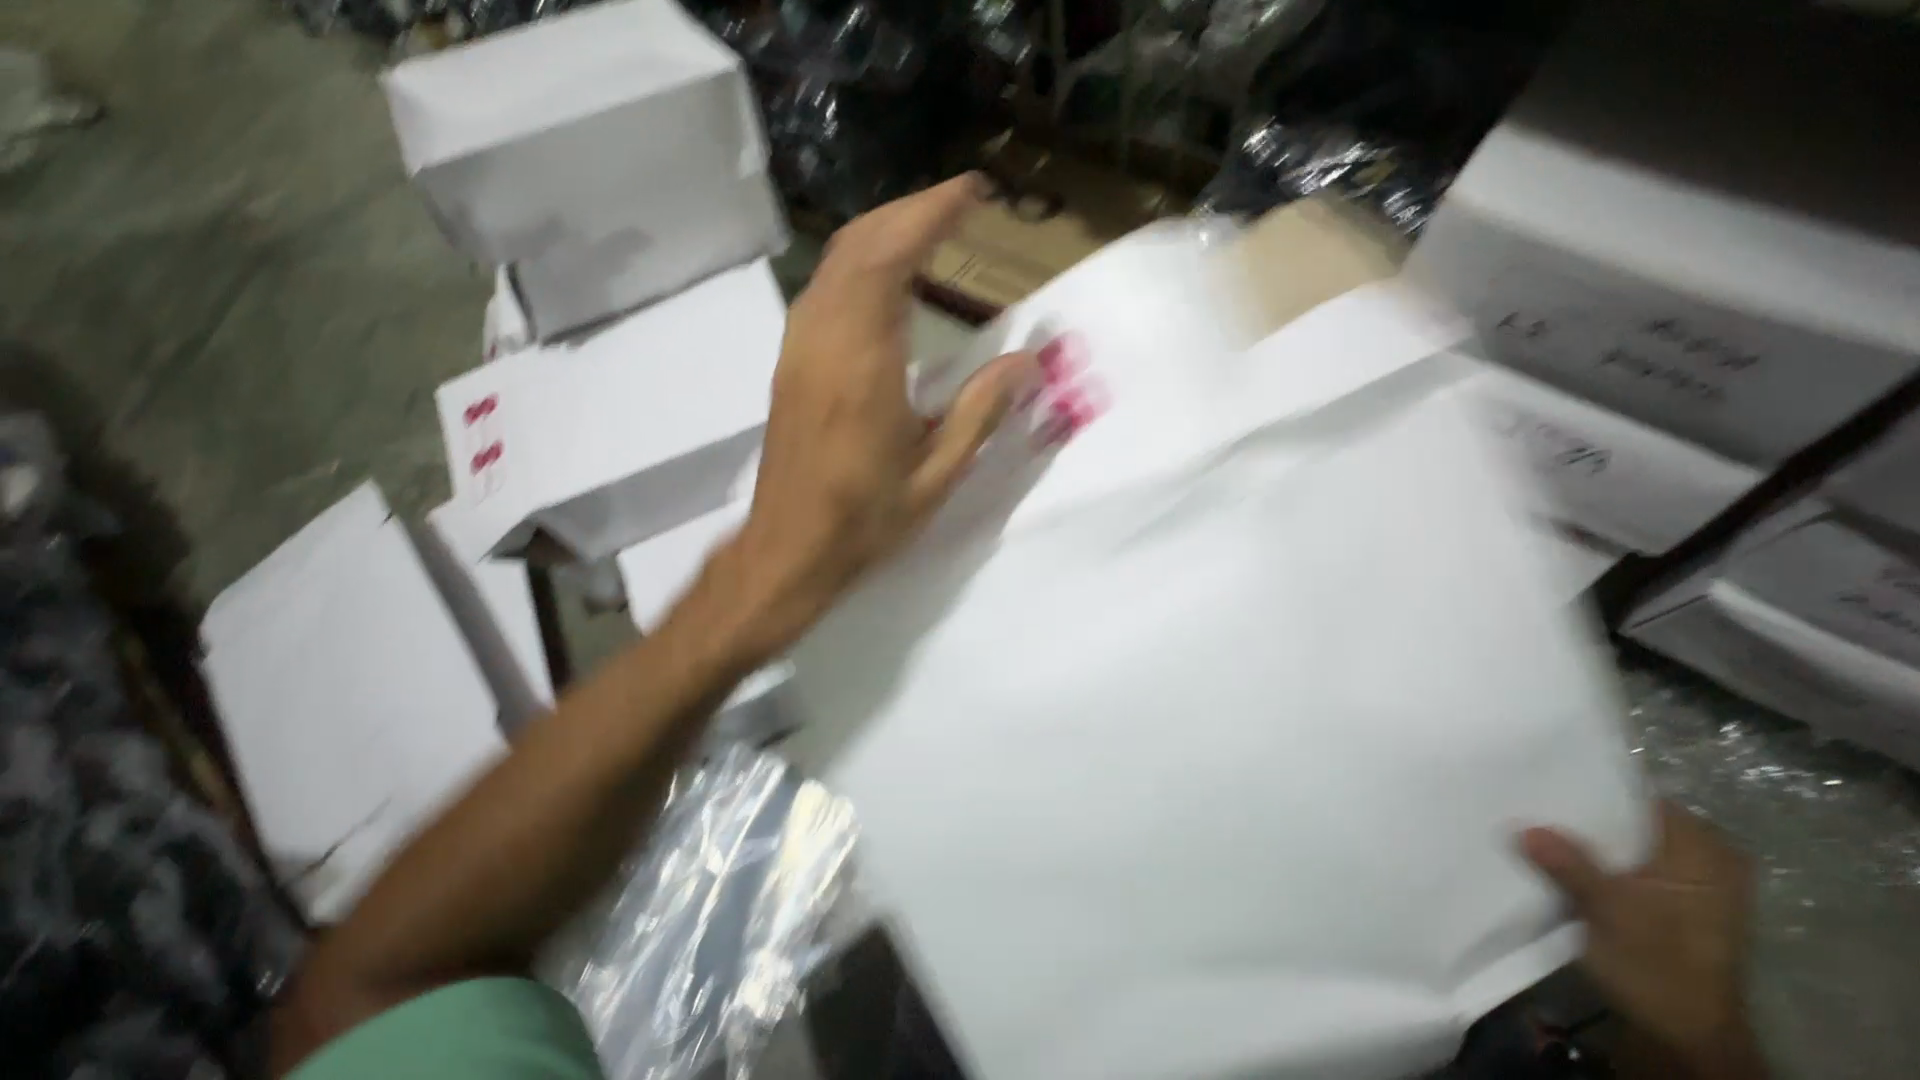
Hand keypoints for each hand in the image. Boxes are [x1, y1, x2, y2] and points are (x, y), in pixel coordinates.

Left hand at [694, 174, 1032, 665]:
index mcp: (863, 361)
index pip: (892, 257)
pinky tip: (889, 278)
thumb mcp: (937, 475)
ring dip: (883, 231)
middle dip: (910, 211)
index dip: (931, 214)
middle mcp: (824, 338)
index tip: (973, 193)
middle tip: (960, 203)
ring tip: (931, 229)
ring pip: (836, 261)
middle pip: (860, 244)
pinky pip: (825, 287)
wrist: (789, 548)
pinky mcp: (791, 360)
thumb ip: (981, 412)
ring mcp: (800, 346)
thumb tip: (1026, 361)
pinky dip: (861, 262)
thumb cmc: (865, 519)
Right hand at [1520, 804, 1766, 1079]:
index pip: (1641, 797)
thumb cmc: (1657, 965)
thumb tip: (1524, 827)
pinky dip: (1602, 863)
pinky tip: (1565, 864)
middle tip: (1534, 807)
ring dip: (1590, 842)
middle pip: (1633, 819)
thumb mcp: (1607, 912)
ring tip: (1542, 831)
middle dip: (1585, 817)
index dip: (1592, 789)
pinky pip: (1633, 864)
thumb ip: (1568, 865)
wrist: (1684, 1033)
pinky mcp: (1678, 904)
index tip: (1544, 781)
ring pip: (1630, 842)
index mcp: (1704, 849)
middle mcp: (1709, 858)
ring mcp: (1696, 883)